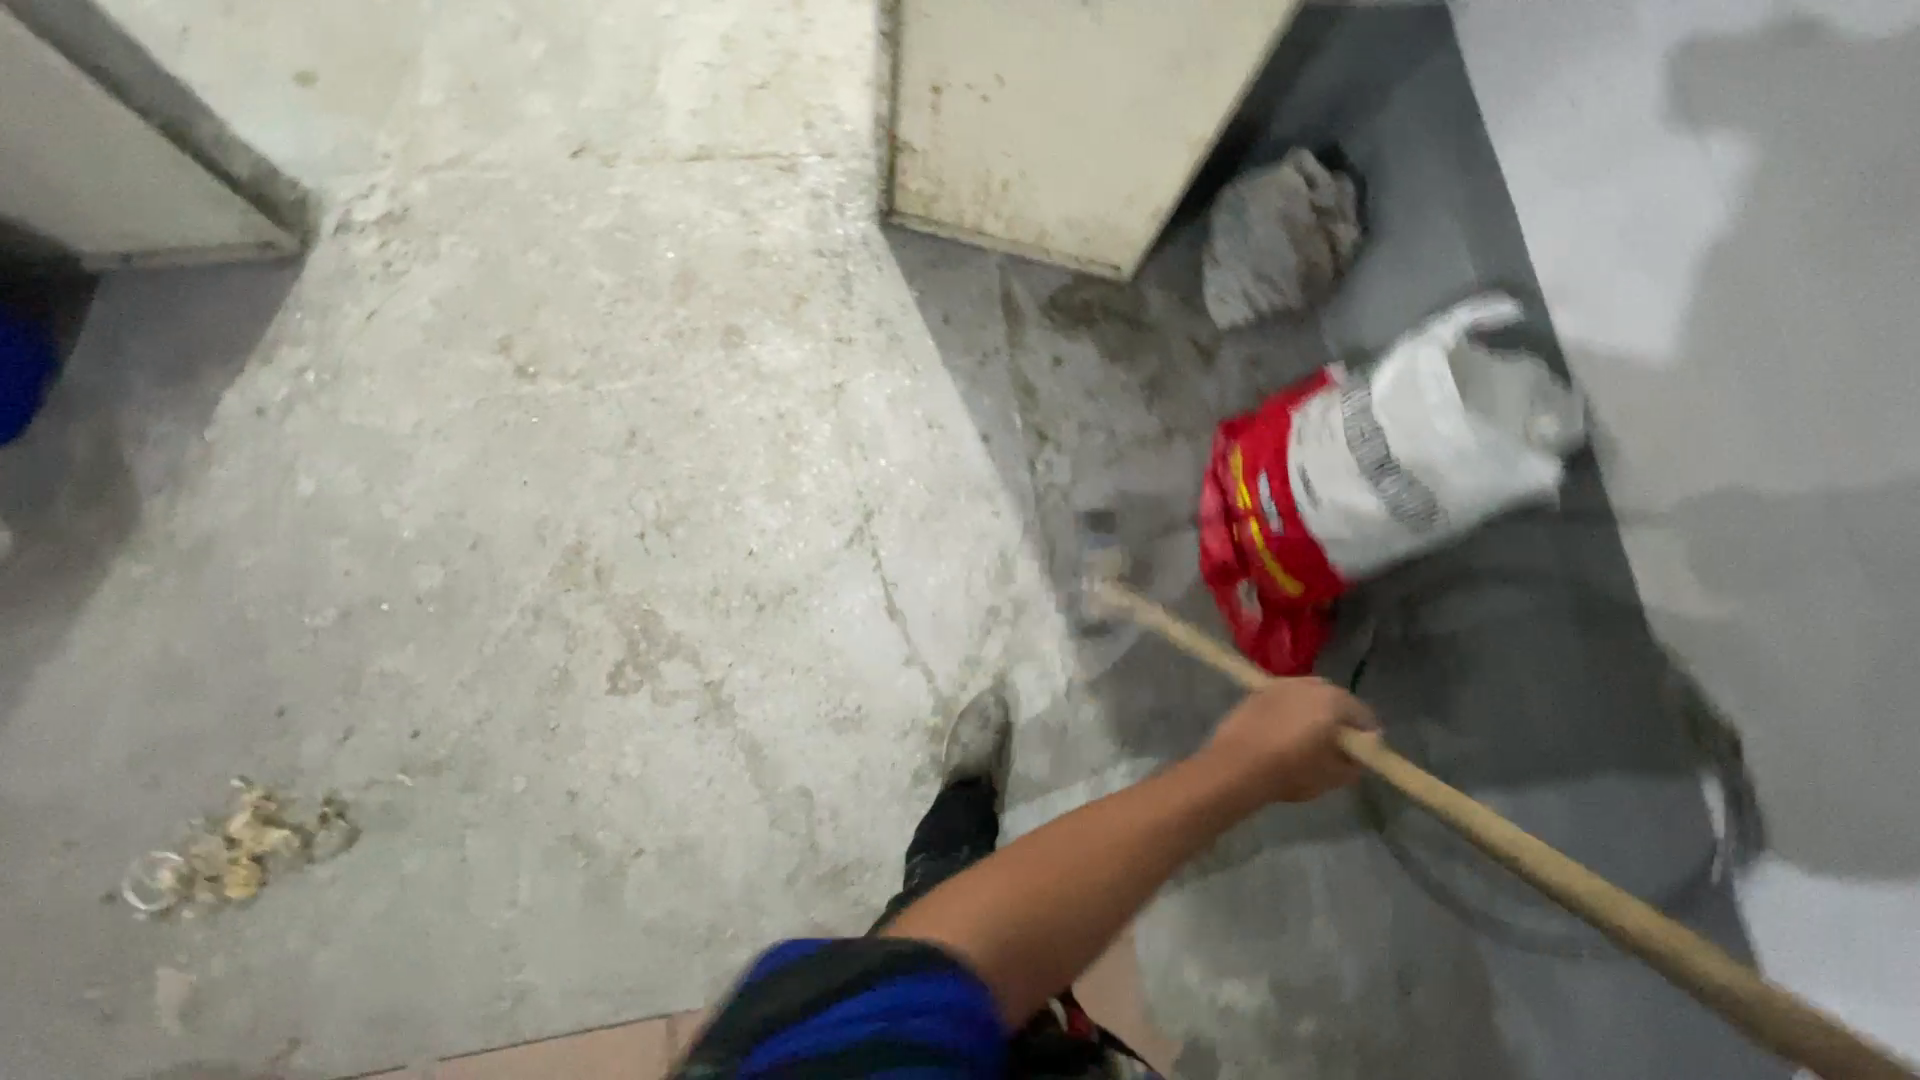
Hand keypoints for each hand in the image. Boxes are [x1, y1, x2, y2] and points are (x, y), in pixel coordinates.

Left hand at [1202, 677, 1378, 803]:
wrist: (1235, 765)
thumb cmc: (1290, 771)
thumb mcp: (1334, 777)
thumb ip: (1355, 764)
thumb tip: (1358, 755)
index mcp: (1334, 701)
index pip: (1364, 715)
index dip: (1367, 736)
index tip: (1362, 753)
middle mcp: (1308, 685)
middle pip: (1336, 699)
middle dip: (1340, 718)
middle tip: (1336, 743)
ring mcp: (1279, 684)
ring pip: (1308, 694)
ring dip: (1313, 710)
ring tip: (1308, 735)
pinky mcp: (1256, 692)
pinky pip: (1284, 698)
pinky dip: (1289, 709)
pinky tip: (1283, 729)